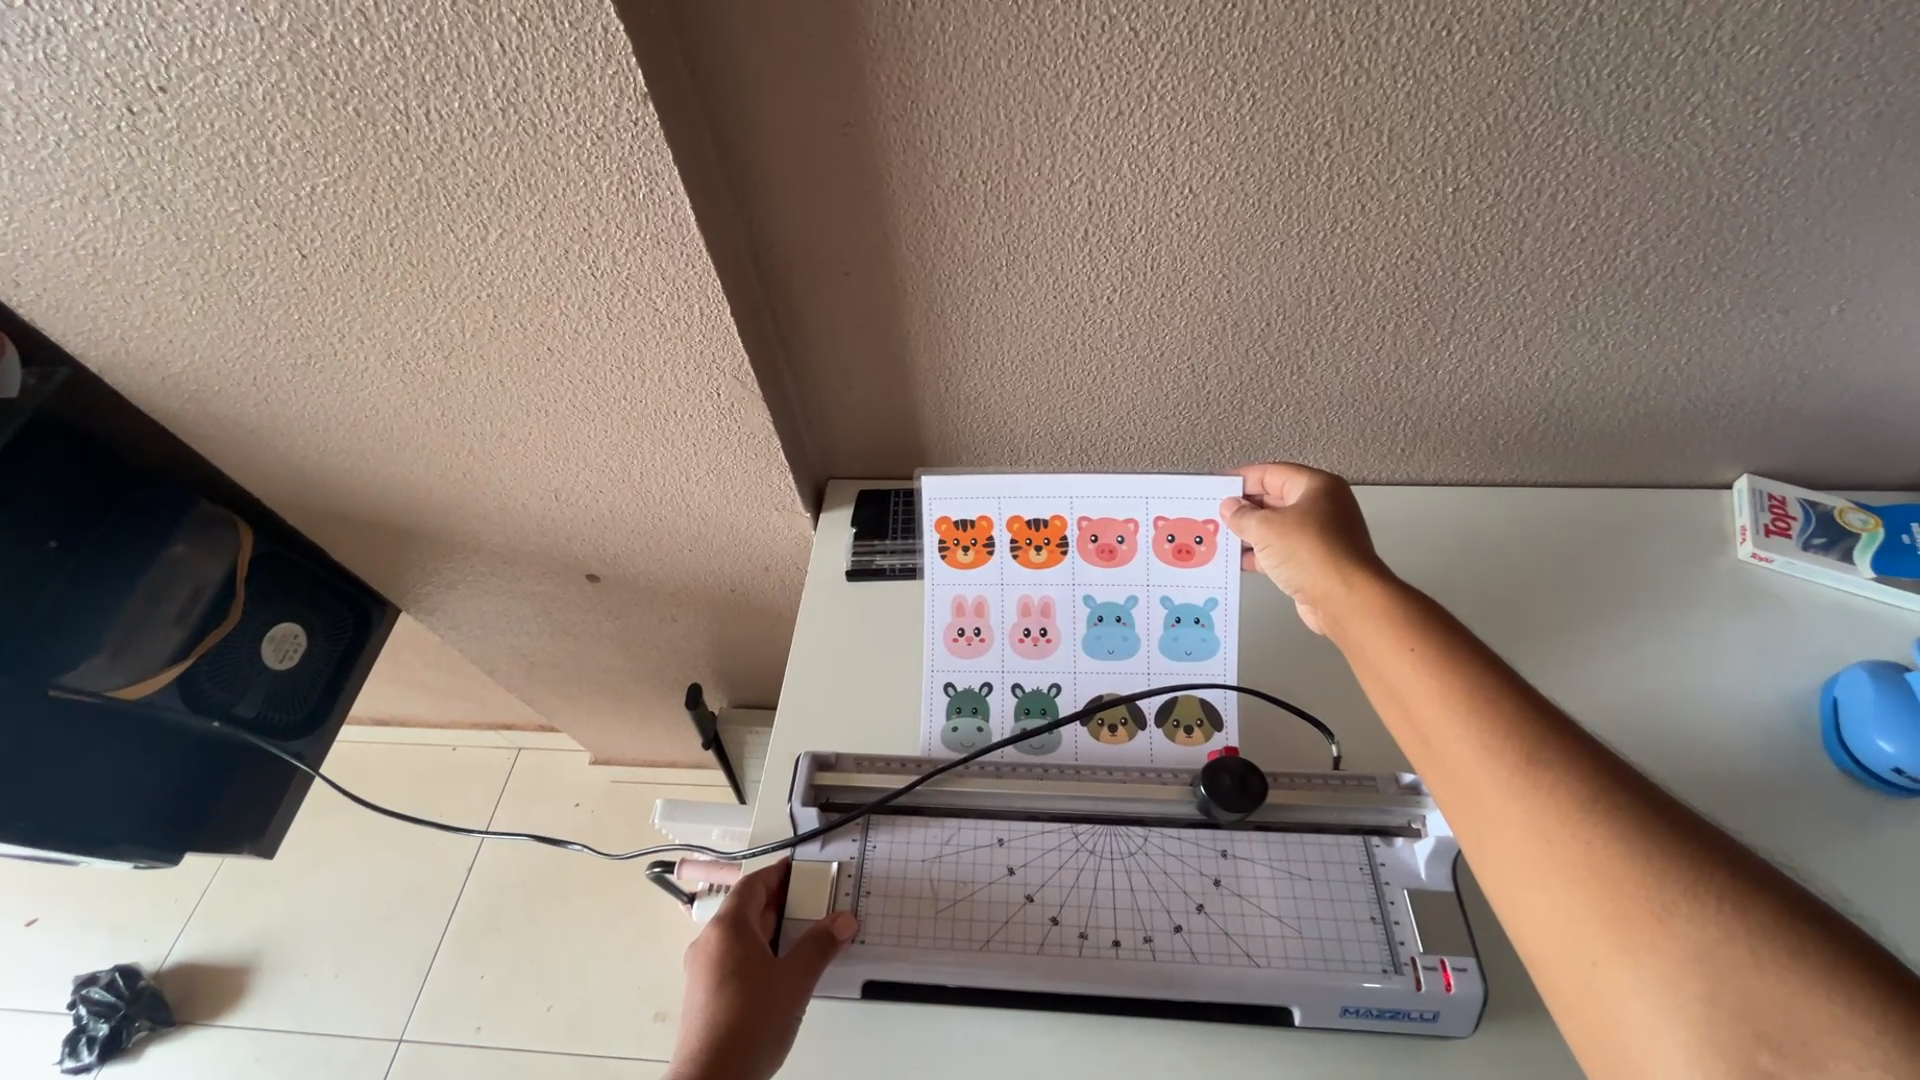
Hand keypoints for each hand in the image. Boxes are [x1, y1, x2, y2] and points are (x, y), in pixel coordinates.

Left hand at [666, 861, 857, 1079]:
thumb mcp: (795, 980)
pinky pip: (734, 960)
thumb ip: (820, 946)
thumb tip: (844, 920)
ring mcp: (703, 972)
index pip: (752, 885)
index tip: (799, 870)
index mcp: (727, 929)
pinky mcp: (704, 997)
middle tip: (812, 902)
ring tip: (803, 936)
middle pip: (745, 910)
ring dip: (770, 931)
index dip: (777, 874)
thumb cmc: (751, 1023)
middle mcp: (710, 944)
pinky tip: (780, 971)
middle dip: (779, 904)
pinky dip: (758, 954)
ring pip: (740, 938)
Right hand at [1220, 463, 1392, 635]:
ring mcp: (1320, 535)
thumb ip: (1242, 514)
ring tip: (1222, 538)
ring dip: (1250, 534)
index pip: (1271, 473)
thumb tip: (1230, 507)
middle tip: (1215, 515)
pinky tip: (1239, 561)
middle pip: (1273, 500)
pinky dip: (1260, 555)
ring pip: (1276, 527)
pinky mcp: (1315, 561)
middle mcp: (1322, 507)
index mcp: (1316, 487)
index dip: (1241, 479)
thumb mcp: (1266, 527)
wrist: (1345, 600)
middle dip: (1244, 508)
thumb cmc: (1315, 555)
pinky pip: (1281, 551)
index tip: (1218, 487)